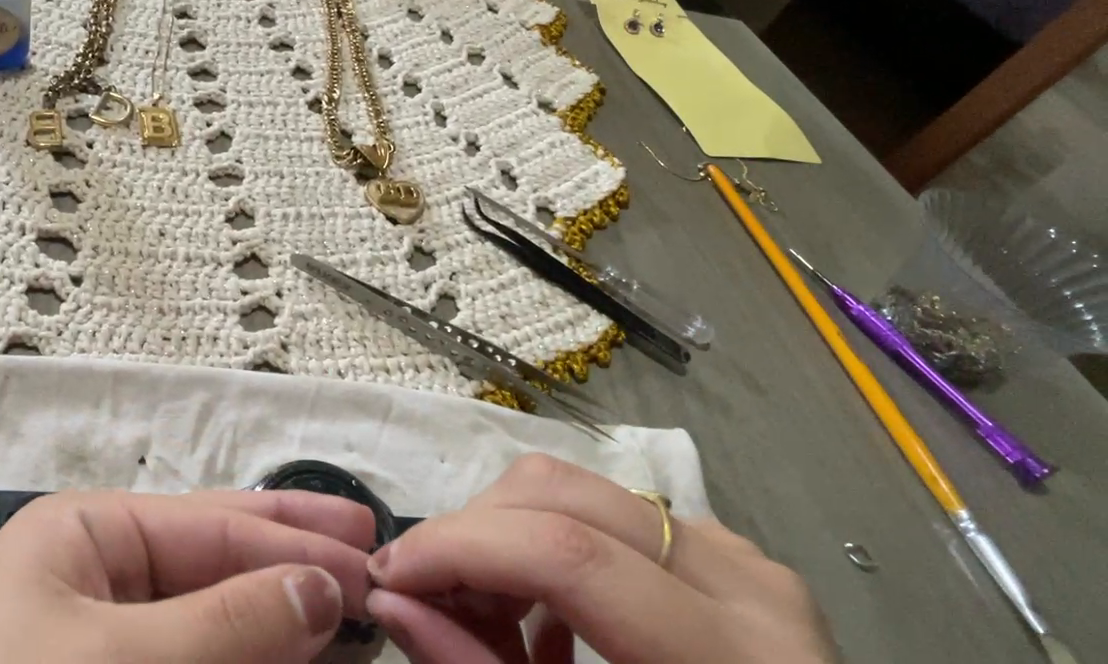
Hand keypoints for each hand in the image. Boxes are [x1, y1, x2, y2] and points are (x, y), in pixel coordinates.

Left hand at [0, 489, 376, 662]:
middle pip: (214, 558)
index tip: (367, 558)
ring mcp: (100, 635)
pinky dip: (236, 654)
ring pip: (208, 616)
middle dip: (290, 557)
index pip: (211, 524)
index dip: (292, 539)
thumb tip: (318, 586)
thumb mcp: (115, 655)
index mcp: (86, 533)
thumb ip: (222, 623)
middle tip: (369, 552)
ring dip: (275, 617)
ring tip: (344, 612)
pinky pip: (186, 656)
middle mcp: (96, 573)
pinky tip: (280, 652)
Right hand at [366, 454, 837, 663]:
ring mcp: (741, 560)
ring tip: (478, 613)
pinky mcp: (728, 556)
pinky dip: (547, 551)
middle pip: (561, 495)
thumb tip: (390, 602)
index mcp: (736, 660)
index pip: (569, 555)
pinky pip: (608, 515)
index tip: (388, 578)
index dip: (461, 553)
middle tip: (421, 593)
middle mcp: (748, 586)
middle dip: (469, 533)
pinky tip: (541, 626)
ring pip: (576, 489)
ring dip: (500, 537)